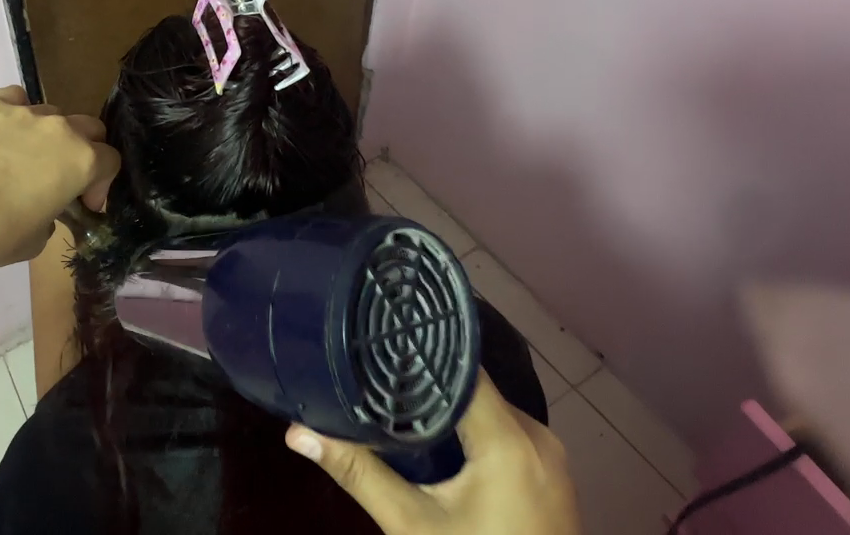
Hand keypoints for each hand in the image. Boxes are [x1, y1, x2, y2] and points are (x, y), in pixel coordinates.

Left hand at [0, 85, 118, 269]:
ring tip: (25, 157)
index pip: (111, 161)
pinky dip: (17, 111)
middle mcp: (61, 130)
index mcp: (82, 162)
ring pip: (52, 114)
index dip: (101, 185)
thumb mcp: (36, 240)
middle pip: (89, 128)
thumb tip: (44, 206)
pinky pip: (16, 98)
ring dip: (49, 135)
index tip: (82, 204)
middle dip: (84, 151)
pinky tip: (3, 131)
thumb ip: (53, 215)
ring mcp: (25, 113)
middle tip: (63, 176)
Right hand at [286, 371, 580, 534]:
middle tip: (375, 370)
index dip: (419, 348)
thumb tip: (298, 433)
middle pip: (472, 387)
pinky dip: (472, 432)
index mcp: (510, 439)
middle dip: (425, 383)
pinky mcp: (551, 474)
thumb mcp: (413, 527)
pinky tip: (437, 442)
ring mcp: (550, 456)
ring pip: (488, 409)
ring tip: (397, 401)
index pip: (460, 366)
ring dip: (448, 409)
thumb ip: (359, 474)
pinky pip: (505, 432)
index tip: (379, 333)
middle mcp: (538, 435)